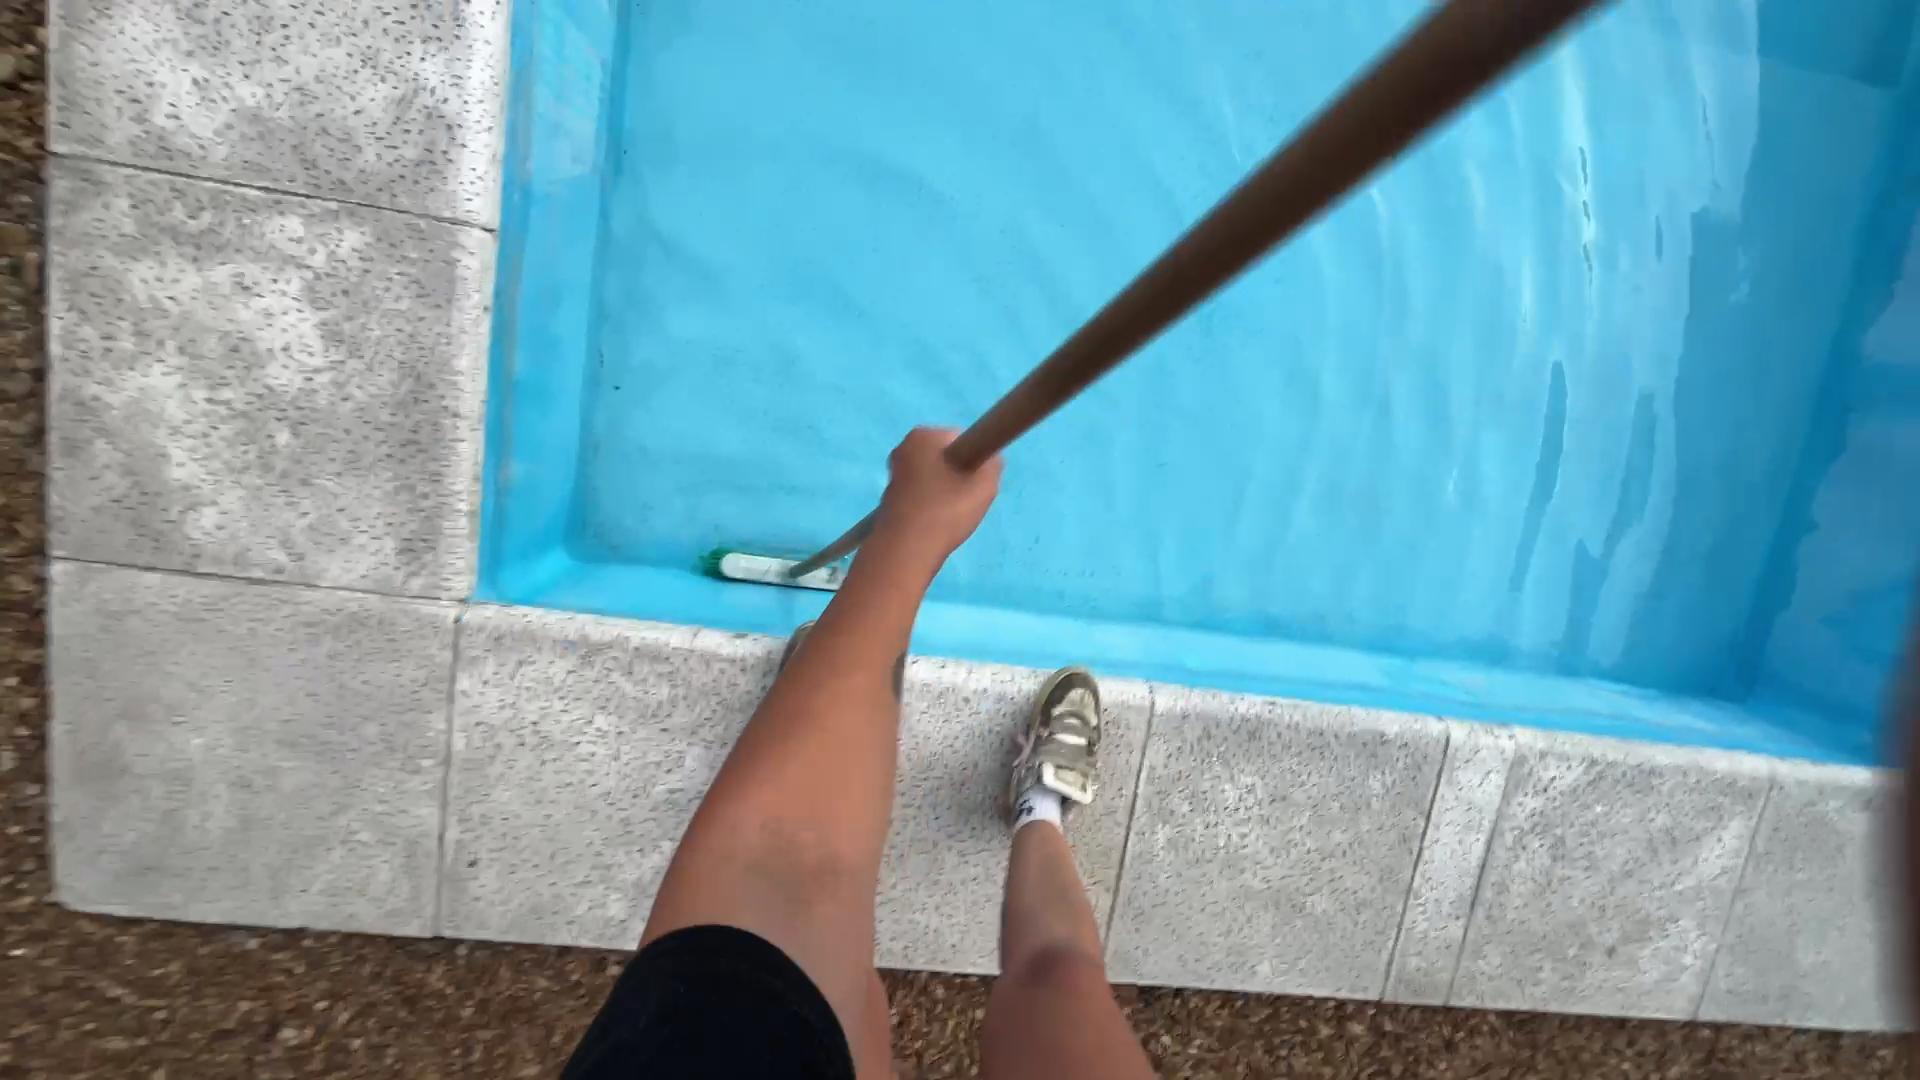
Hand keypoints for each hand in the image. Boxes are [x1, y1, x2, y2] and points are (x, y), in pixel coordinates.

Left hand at [873, 427, 1001, 562]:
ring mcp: (893, 474)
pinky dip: (930, 505)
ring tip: (950, 515)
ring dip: (943, 492)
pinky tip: (935, 523)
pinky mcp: (889, 498)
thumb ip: (993, 464)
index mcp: (922, 436)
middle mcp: (902, 448)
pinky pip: (920, 495)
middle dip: (957, 475)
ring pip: (932, 477)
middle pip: (945, 458)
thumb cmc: (946, 510)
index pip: (960, 439)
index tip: (975, 483)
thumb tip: (989, 460)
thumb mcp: (985, 485)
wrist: (906, 549)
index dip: (974, 460)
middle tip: (966, 500)